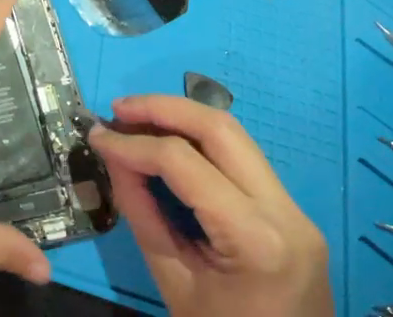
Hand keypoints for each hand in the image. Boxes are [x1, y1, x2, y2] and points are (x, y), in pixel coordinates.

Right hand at [90, 95, 330, 316]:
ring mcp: (296, 210)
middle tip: (117, 110)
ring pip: (236, 136)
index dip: (133, 143)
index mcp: (256, 240)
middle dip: (162, 108)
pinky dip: (201, 142)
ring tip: (136, 120)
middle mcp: (285, 213)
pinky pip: (243, 160)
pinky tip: (168, 143)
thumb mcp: (173, 283)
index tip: (96, 137)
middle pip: (220, 129)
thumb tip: (114, 156)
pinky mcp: (293, 213)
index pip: (184, 162)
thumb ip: (142, 213)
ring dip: (182, 118)